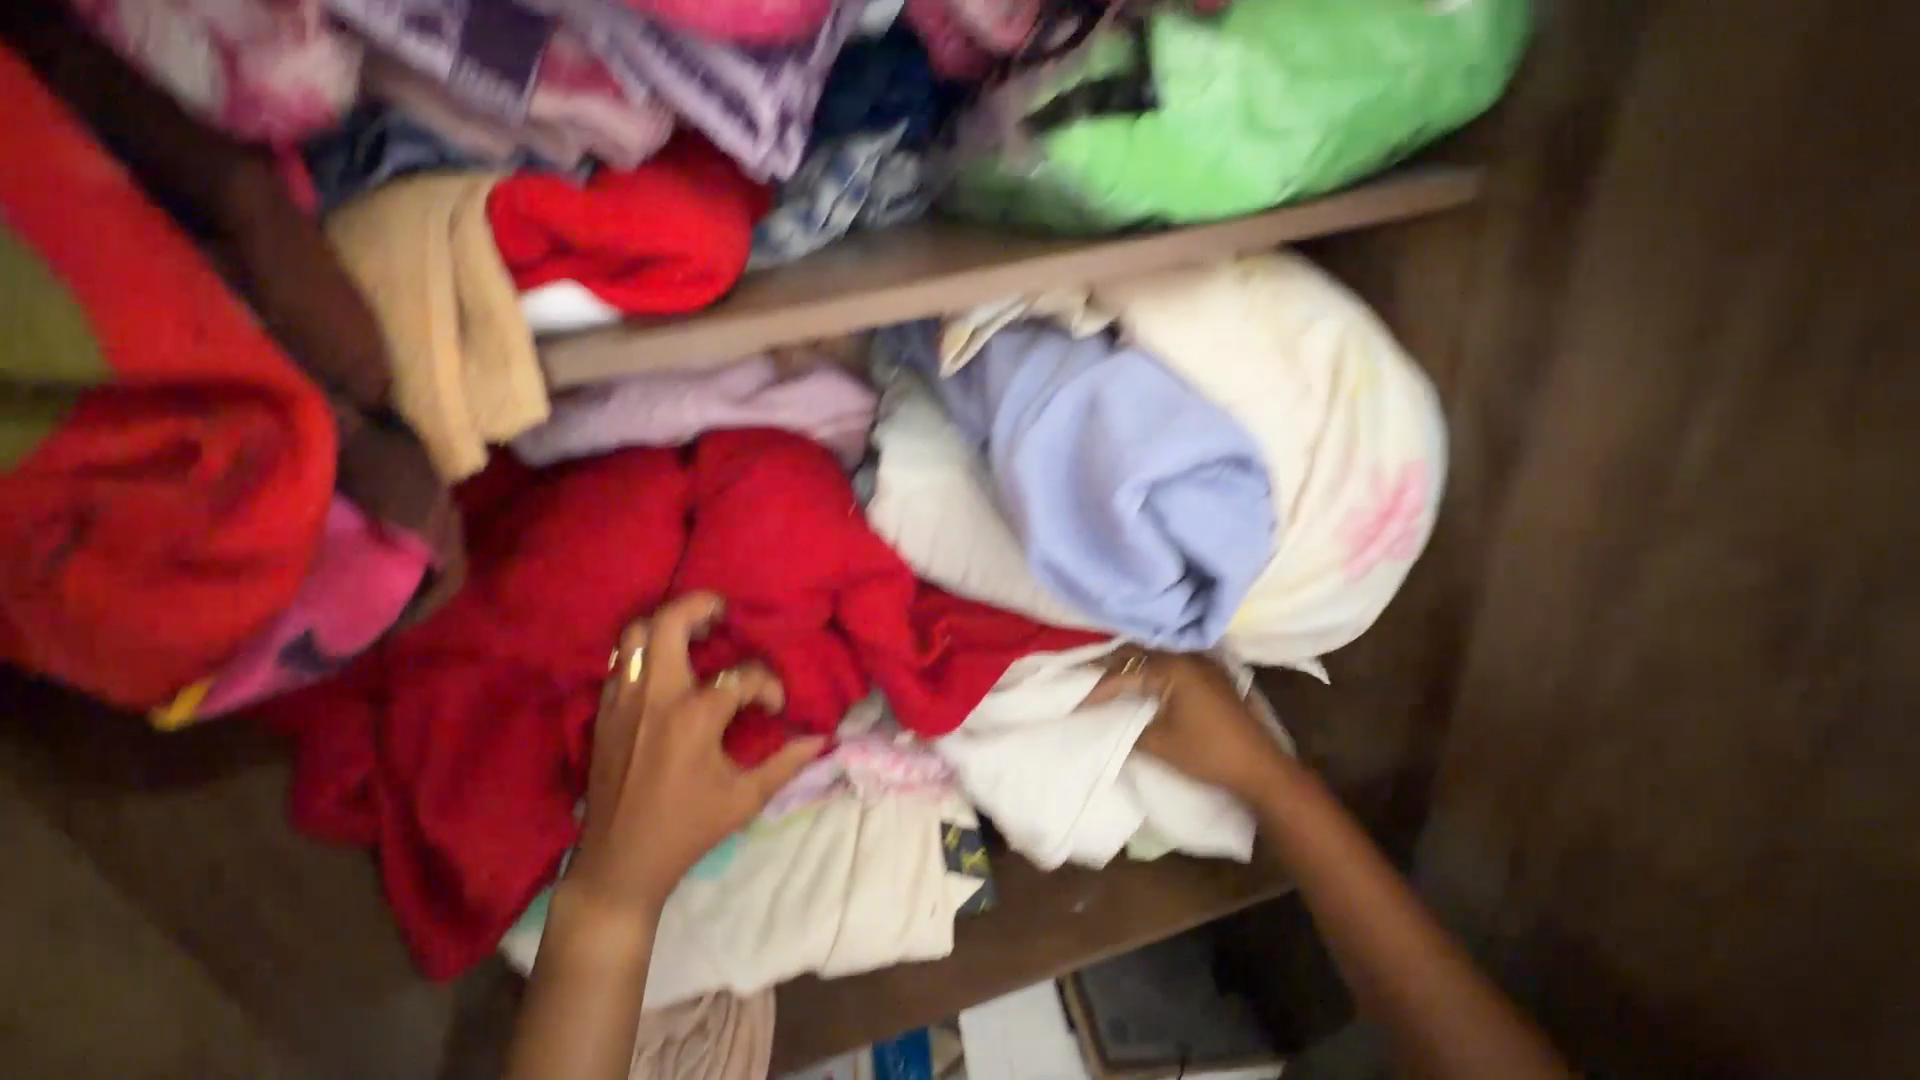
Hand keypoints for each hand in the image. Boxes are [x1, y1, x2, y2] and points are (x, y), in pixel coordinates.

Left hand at [565, 593, 825, 920]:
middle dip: (699, 607)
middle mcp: (655, 697)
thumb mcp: (745, 799)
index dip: (768, 686)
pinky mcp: (603, 713)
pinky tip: (663, 667)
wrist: (620, 861)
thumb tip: (821, 738)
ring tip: (692, 632)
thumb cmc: (687, 830)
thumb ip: (786, 763)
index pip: (742, 676)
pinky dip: (642, 652)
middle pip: (669, 623)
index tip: (776, 707)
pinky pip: (619, 663)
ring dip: (665, 624)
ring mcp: (623, 701)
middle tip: (722, 612)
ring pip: (635, 635)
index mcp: (694, 717)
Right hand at [1093, 648, 1292, 800]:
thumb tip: (1103, 721)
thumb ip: (1128, 728)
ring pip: (1153, 656)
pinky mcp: (1209, 675)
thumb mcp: (1160, 744)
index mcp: (1173, 668)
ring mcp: (1201, 663)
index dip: (1095, 688)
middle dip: (1108, 666)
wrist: (1260, 768)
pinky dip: (1149, 669)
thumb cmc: (1208, 754)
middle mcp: (1187, 656)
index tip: (1072, 701)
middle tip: (1079, 678)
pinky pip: (1170, 663)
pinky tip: (1137, 680)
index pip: (1123, 673)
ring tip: (1102, 676)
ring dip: (1129, 664)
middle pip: (1137, 653)